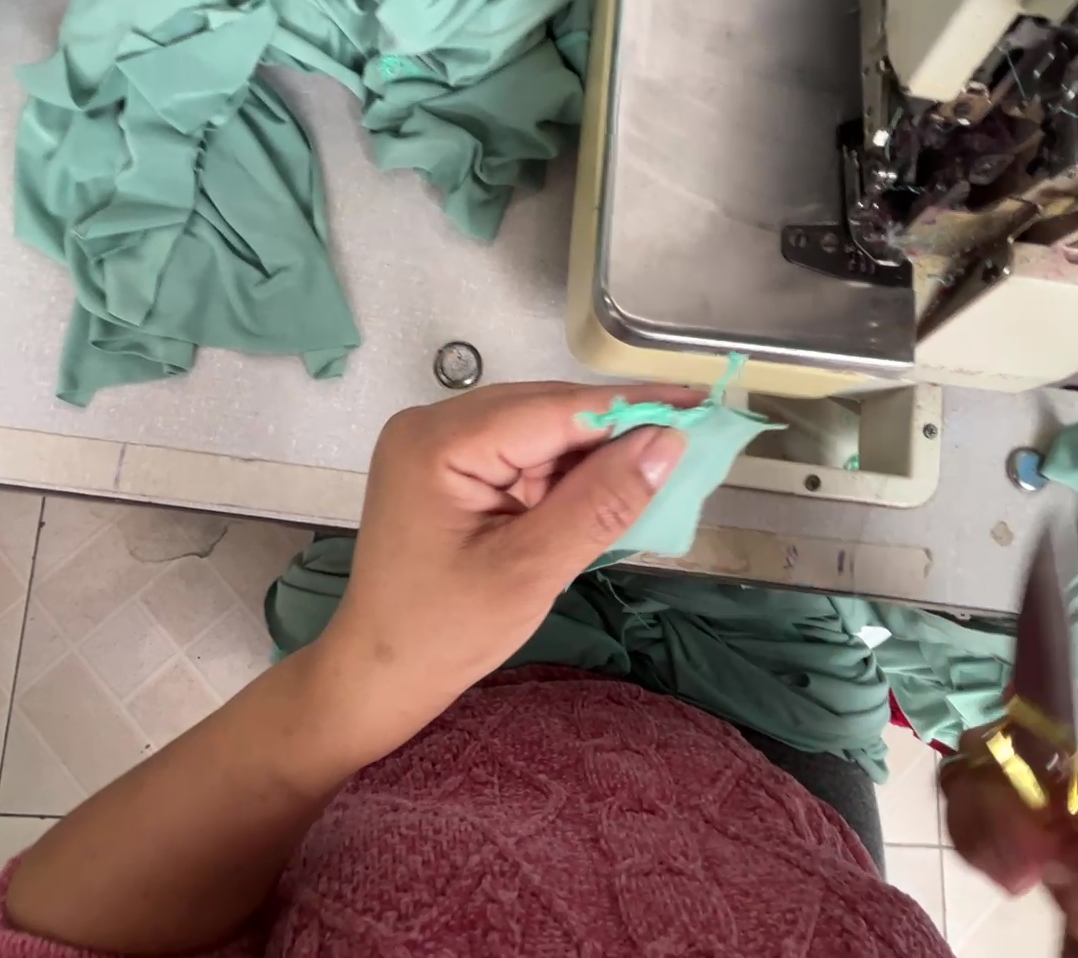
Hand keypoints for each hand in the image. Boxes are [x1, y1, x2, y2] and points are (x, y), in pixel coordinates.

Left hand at [312, 380, 697, 740]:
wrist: (380, 671)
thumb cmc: (446, 633)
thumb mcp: (530, 570)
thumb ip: (600, 502)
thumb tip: (667, 442)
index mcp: (438, 441)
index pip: (549, 409)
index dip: (627, 406)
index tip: (697, 405)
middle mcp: (431, 424)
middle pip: (542, 410)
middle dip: (612, 428)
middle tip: (687, 438)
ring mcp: (435, 442)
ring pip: (535, 428)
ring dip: (590, 451)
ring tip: (652, 466)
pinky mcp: (446, 464)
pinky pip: (518, 451)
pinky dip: (561, 471)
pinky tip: (599, 486)